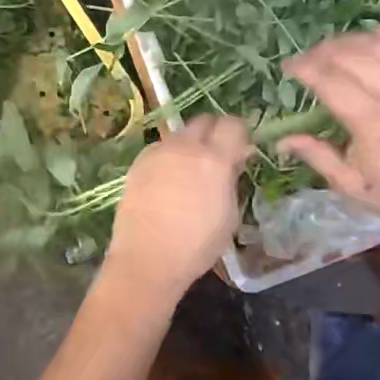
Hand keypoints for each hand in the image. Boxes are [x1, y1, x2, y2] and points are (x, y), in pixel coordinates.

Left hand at [103, 115, 251, 294]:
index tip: (241, 149)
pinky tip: (168, 181)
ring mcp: (159, 152)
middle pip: (204, 121)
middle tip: (218, 155)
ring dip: (191, 145)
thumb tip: (233, 163)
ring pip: (180, 135)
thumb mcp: (230, 215)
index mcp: (215, 159)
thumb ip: (231, 180)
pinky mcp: (138, 163)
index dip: (240, 134)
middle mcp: (186, 147)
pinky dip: (170, 157)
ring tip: (190, 171)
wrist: (147, 259)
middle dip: (215, 132)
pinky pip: (160, 149)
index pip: (233, 125)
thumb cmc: (197, 244)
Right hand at [280, 29, 379, 228]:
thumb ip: (317, 156)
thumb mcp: (350, 184)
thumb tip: (282, 139)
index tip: (288, 67)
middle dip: (323, 52)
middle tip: (307, 58)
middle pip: (354, 56)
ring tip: (335, 47)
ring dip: (354, 40)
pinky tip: (375, 37)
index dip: (305, 69)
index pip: (331, 81)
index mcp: (373, 123)